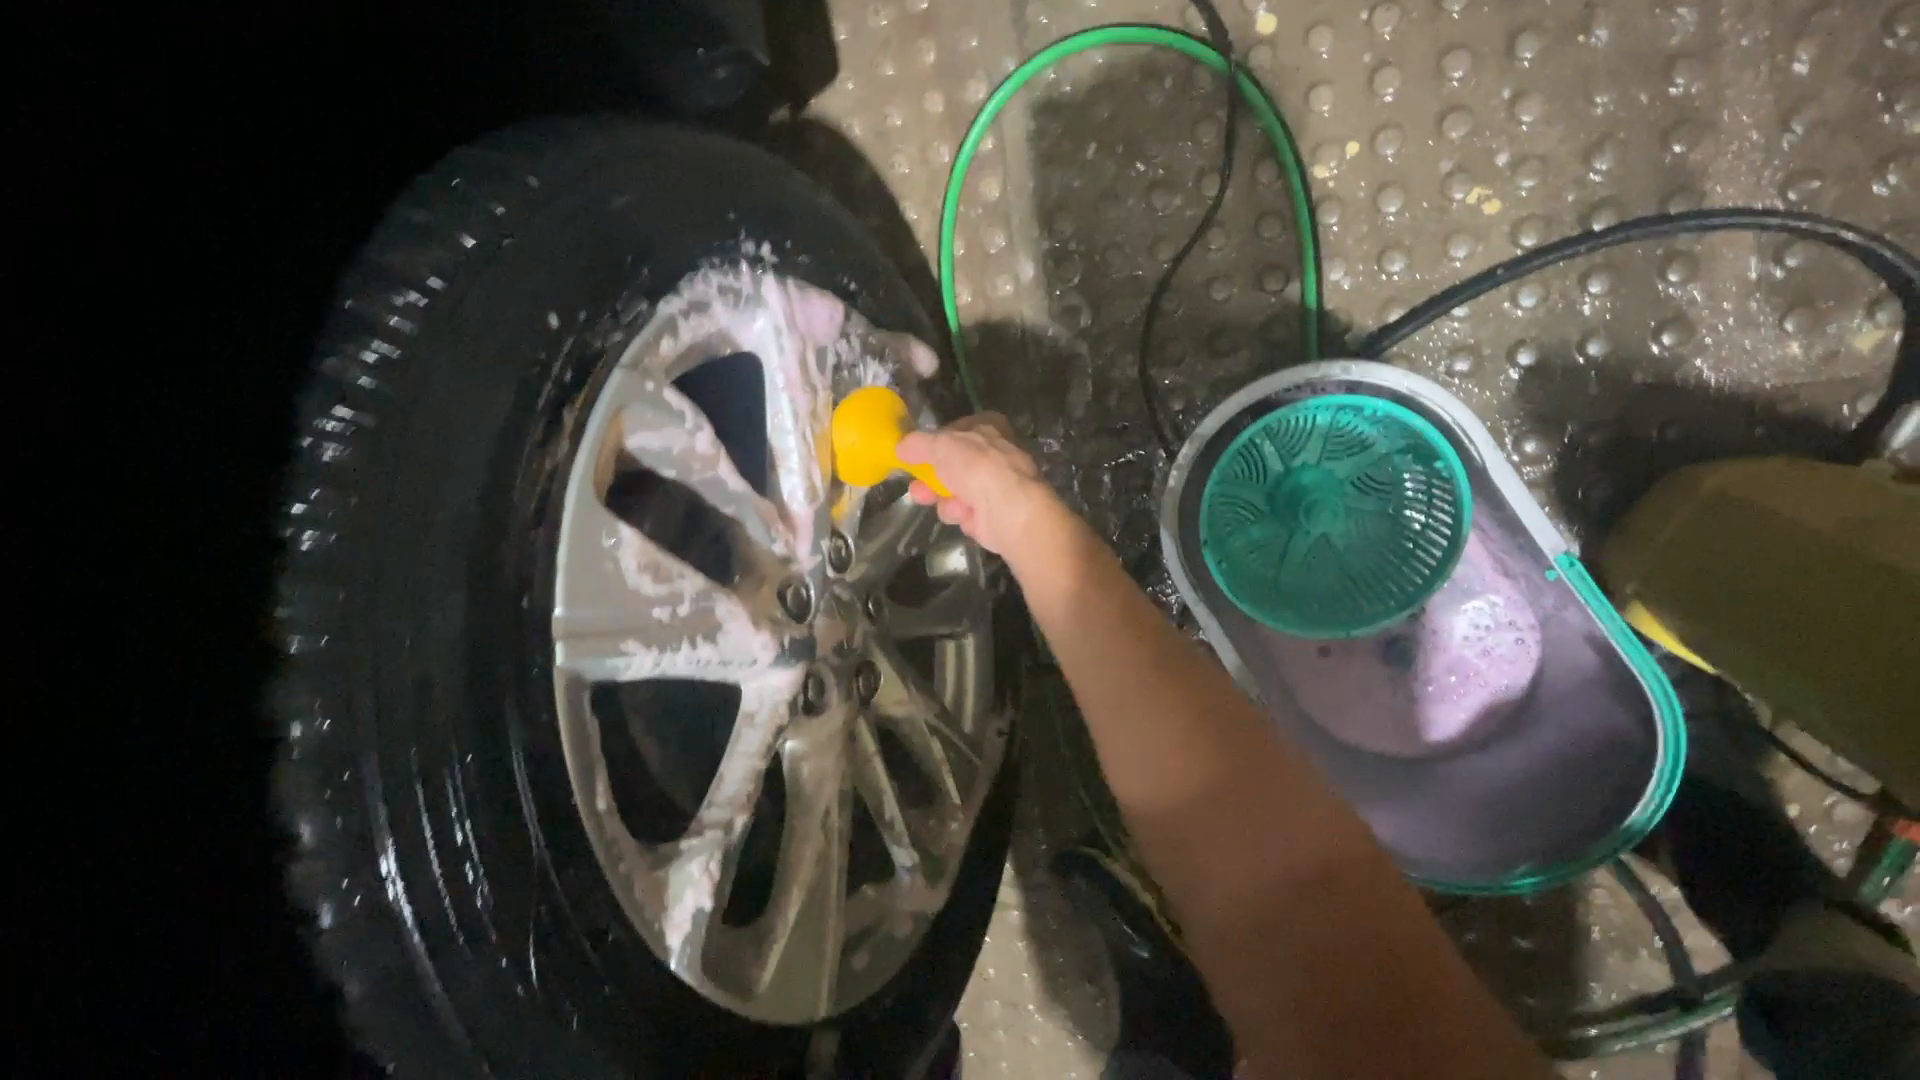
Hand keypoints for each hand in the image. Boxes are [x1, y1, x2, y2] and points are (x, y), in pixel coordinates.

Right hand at [895, 413, 1063, 559]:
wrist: (1008, 509)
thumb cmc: (977, 467)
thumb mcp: (941, 445)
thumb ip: (918, 444)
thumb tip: (902, 446)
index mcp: (989, 428)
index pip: (956, 431)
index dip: (935, 443)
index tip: (916, 455)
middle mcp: (995, 455)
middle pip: (953, 466)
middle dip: (932, 481)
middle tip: (918, 490)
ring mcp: (996, 486)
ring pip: (956, 492)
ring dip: (947, 501)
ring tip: (952, 506)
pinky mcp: (995, 513)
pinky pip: (966, 513)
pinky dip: (963, 515)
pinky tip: (968, 516)